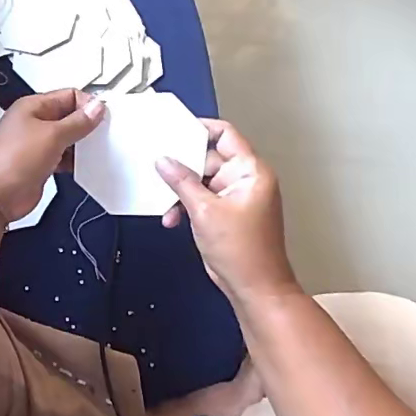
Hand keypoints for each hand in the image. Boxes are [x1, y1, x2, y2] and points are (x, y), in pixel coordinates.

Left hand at [0, 90, 104, 220]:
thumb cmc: (9, 161)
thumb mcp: (52, 135)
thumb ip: (77, 122)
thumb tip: (95, 108)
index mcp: (33, 106)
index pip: (68, 95)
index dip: (87, 104)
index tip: (103, 117)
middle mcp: (33, 123)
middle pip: (68, 116)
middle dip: (86, 125)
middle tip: (100, 134)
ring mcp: (36, 144)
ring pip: (66, 138)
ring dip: (80, 145)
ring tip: (92, 151)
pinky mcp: (39, 164)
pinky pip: (62, 157)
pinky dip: (73, 161)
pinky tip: (81, 166)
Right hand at [154, 119, 300, 299]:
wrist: (254, 287)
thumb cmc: (244, 253)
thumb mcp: (203, 210)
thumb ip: (182, 181)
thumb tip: (164, 161)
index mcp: (250, 172)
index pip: (225, 135)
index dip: (201, 128)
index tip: (176, 128)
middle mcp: (246, 180)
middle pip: (207, 159)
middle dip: (183, 169)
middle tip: (162, 171)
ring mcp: (236, 196)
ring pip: (200, 181)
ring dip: (182, 192)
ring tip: (169, 205)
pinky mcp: (226, 212)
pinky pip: (201, 198)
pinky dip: (186, 205)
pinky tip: (174, 217)